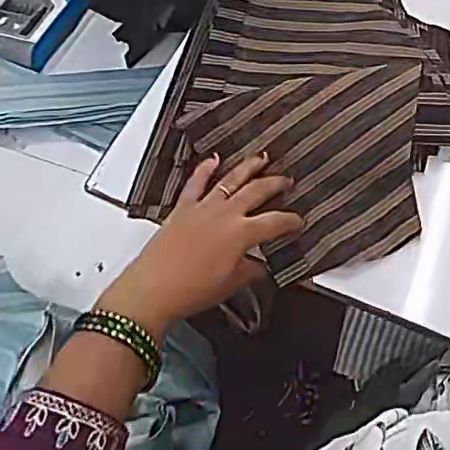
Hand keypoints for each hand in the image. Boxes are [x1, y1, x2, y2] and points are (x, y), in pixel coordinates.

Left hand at [96, 153, 303, 337]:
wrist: (152, 291)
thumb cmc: (190, 290)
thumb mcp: (231, 284)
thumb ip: (251, 270)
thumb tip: (260, 266)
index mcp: (242, 233)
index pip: (276, 222)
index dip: (291, 221)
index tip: (298, 221)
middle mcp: (225, 214)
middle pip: (258, 190)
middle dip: (277, 184)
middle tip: (287, 181)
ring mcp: (204, 208)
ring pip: (232, 179)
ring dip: (249, 167)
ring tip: (262, 158)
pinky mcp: (183, 208)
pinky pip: (196, 182)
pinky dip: (205, 168)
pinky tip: (213, 159)